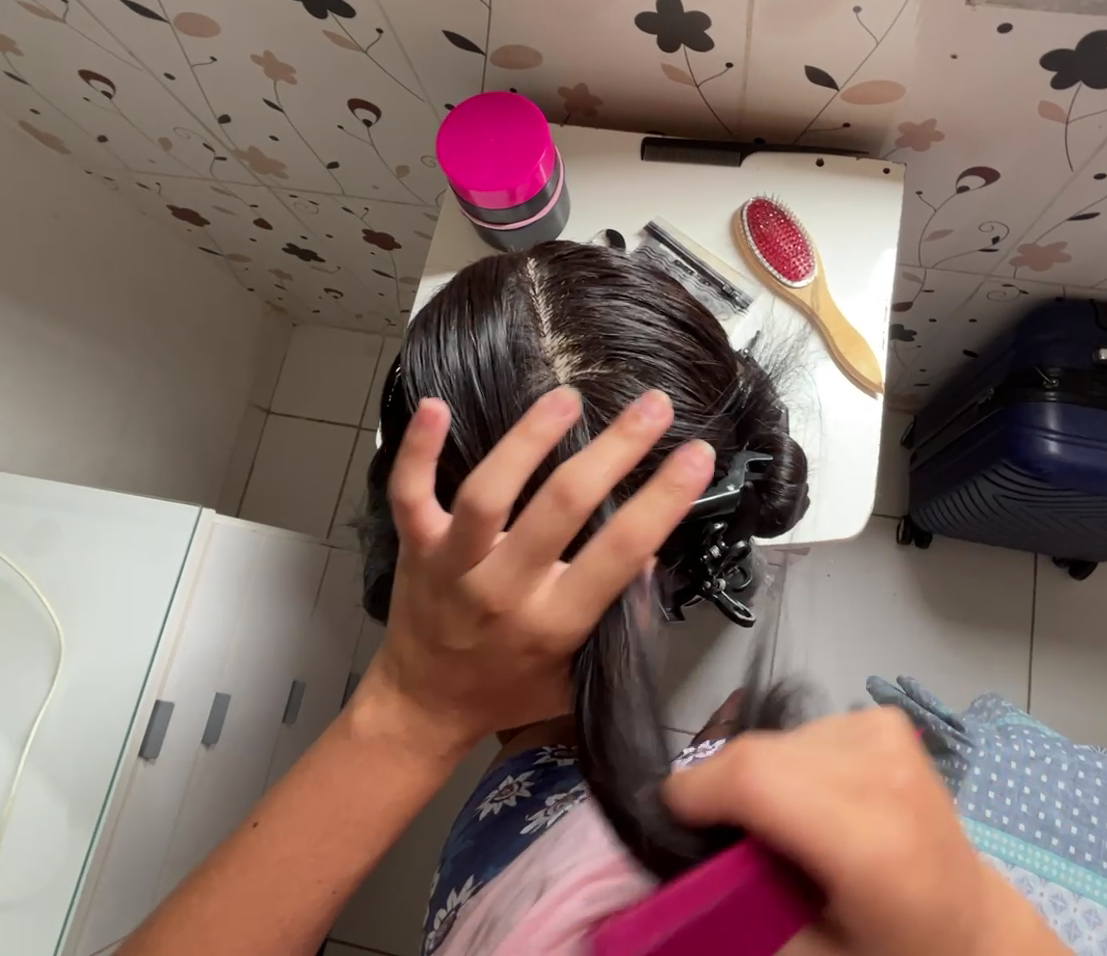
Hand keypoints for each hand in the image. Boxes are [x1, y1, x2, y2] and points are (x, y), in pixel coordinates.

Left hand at [365, 386, 714, 753]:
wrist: (422, 708)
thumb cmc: (511, 690)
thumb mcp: (578, 677)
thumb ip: (618, 623)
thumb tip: (649, 554)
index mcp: (555, 620)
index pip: (620, 552)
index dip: (663, 500)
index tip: (697, 455)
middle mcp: (504, 589)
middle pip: (562, 508)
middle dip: (616, 451)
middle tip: (654, 405)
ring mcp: (453, 565)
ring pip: (488, 494)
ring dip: (528, 439)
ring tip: (567, 398)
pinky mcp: (414, 547)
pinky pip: (410, 495)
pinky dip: (417, 451)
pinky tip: (435, 405)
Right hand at [663, 709, 1067, 955]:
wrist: (972, 926)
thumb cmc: (893, 953)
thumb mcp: (808, 952)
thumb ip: (736, 906)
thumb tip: (668, 868)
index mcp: (871, 844)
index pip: (758, 779)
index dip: (699, 789)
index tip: (671, 814)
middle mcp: (884, 776)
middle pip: (761, 752)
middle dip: (719, 786)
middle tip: (715, 830)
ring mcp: (889, 739)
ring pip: (775, 738)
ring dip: (755, 775)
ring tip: (774, 824)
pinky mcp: (888, 723)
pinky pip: (803, 730)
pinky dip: (788, 761)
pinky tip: (810, 796)